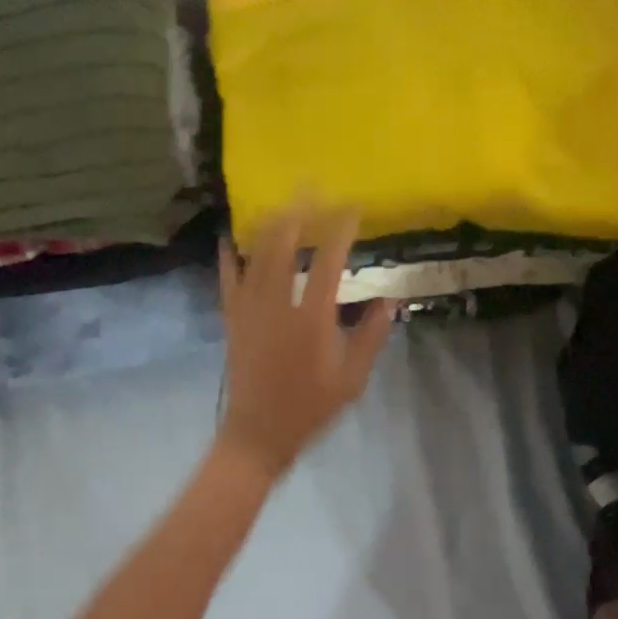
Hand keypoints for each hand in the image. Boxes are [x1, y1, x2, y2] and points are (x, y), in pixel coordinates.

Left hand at [217, 208, 397, 475]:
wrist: (259, 432)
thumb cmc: (310, 408)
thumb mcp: (351, 379)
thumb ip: (370, 337)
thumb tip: (390, 299)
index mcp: (311, 318)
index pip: (327, 259)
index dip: (340, 228)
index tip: (352, 206)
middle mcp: (277, 304)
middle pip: (286, 244)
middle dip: (300, 211)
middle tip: (312, 186)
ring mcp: (250, 308)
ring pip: (257, 254)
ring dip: (270, 224)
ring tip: (282, 202)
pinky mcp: (232, 318)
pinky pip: (228, 278)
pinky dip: (230, 254)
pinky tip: (231, 235)